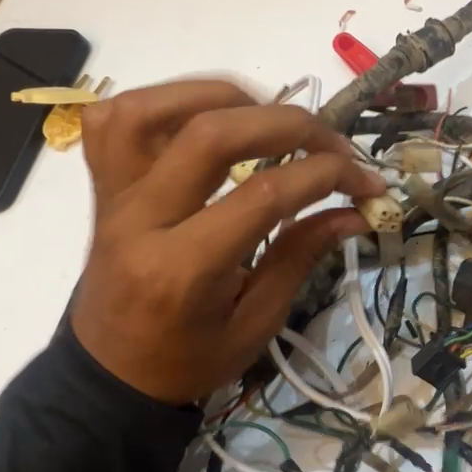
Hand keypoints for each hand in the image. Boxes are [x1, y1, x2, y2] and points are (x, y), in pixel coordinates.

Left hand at [71, 80, 385, 403]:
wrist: (109, 373)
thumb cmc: (189, 359)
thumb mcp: (257, 323)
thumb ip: (300, 257)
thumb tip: (355, 212)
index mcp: (183, 268)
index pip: (262, 194)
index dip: (326, 176)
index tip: (367, 182)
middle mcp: (140, 219)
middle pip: (211, 134)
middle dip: (289, 125)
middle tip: (334, 145)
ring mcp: (113, 195)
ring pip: (153, 109)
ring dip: (225, 98)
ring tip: (274, 118)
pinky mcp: (103, 184)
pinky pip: (118, 117)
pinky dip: (169, 101)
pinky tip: (213, 116)